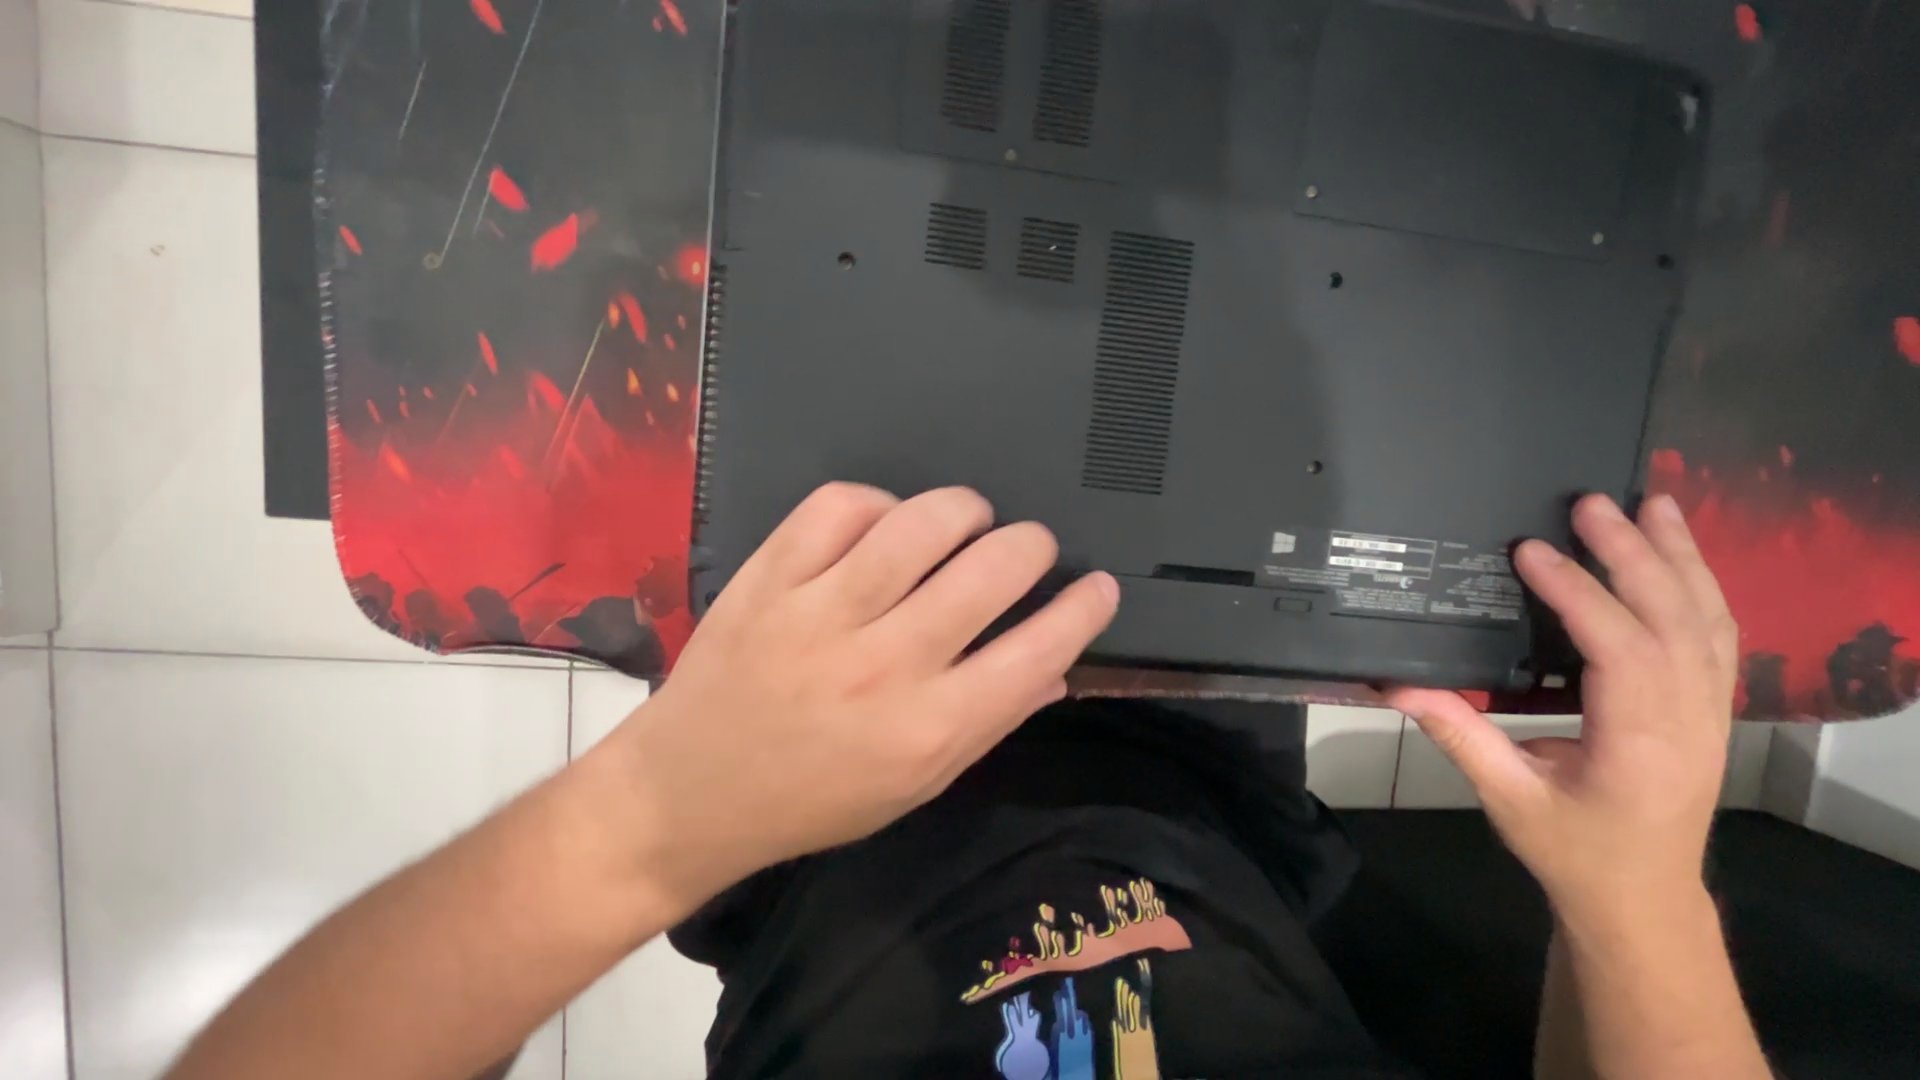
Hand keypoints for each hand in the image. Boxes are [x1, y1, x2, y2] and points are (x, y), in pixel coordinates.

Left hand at [603, 483, 1118, 913]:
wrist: (689, 792)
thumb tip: (1055, 666)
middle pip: (991, 570)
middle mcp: (882, 665)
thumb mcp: (915, 785)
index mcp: (927, 729)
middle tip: (1026, 550)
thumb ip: (988, 722)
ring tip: (967, 522)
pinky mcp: (770, 577)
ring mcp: (820, 613)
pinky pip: (841, 504)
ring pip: (921, 523)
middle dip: (1031, 546)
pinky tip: (885, 524)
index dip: (1083, 609)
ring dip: (965, 510)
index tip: (1100, 586)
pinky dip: (879, 502)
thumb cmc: (813, 799)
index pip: (1036, 652)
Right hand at [1387, 494, 1737, 925]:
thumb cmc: (1571, 848)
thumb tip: (1393, 684)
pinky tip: (1680, 556)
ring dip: (1681, 558)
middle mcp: (1689, 720)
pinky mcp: (1709, 709)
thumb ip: (1458, 734)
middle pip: (1675, 621)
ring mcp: (1710, 713)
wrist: (1642, 896)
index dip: (1578, 594)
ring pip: (1709, 621)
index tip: (1532, 550)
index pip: (1620, 651)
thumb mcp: (1505, 797)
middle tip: (1592, 504)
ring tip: (1654, 504)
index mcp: (1639, 743)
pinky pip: (1716, 637)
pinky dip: (1700, 587)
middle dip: (1635, 555)